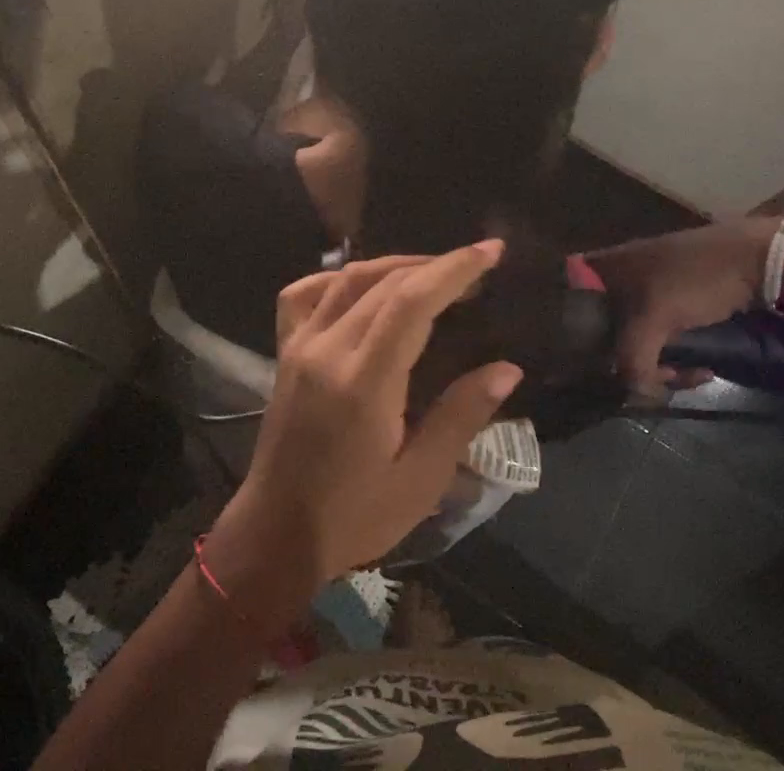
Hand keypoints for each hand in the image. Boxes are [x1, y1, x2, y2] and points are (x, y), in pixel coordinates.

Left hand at [206, 242, 524, 607]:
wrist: (276, 531)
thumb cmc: (355, 516)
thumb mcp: (420, 479)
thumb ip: (461, 416)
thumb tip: (507, 369)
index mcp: (363, 381)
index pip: (410, 301)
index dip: (453, 270)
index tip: (492, 252)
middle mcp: (326, 350)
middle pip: (381, 282)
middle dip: (433, 265)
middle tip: (477, 268)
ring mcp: (298, 348)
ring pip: (345, 280)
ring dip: (392, 266)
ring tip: (433, 273)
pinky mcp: (284, 355)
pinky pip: (304, 295)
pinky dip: (338, 279)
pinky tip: (363, 288)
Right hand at [585, 219, 779, 394]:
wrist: (759, 257)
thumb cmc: (695, 278)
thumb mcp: (655, 318)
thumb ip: (632, 359)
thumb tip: (633, 394)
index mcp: (600, 267)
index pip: (571, 313)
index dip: (582, 347)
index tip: (602, 372)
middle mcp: (616, 275)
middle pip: (607, 333)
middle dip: (631, 363)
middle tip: (656, 380)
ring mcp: (647, 286)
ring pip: (637, 338)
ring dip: (659, 363)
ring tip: (687, 376)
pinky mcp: (675, 299)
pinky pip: (661, 335)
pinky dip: (676, 354)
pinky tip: (699, 367)